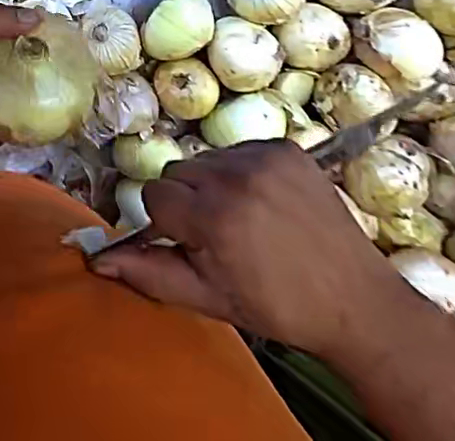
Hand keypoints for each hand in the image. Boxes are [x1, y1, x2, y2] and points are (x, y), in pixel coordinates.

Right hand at [89, 140, 409, 356]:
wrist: (357, 302)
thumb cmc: (277, 306)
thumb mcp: (209, 298)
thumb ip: (149, 273)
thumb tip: (97, 261)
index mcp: (214, 216)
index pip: (154, 196)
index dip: (169, 224)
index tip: (196, 245)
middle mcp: (236, 177)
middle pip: (177, 173)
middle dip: (189, 201)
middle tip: (221, 234)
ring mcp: (264, 158)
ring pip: (205, 160)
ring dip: (213, 184)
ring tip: (245, 217)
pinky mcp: (285, 148)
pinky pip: (238, 150)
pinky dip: (242, 172)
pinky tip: (265, 201)